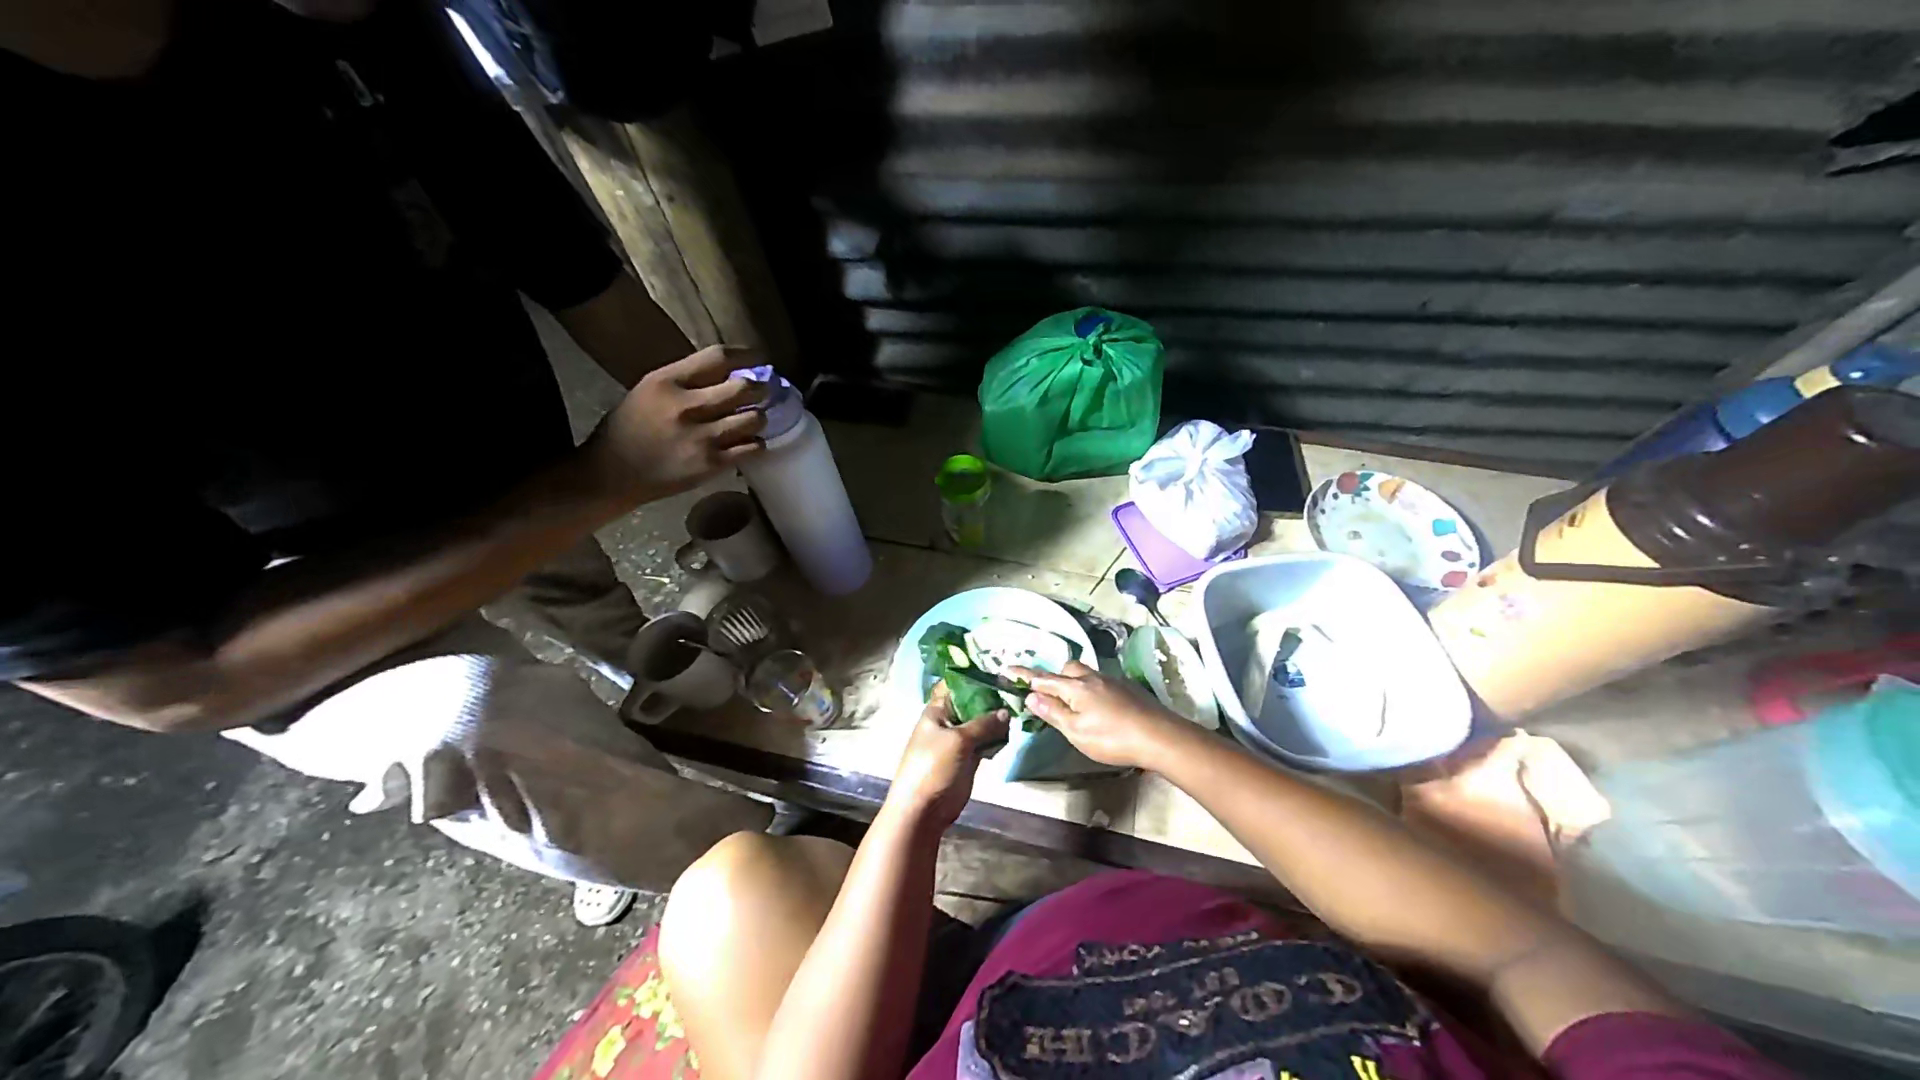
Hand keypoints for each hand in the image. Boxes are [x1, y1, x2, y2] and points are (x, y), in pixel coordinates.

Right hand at [582, 345, 767, 502]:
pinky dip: (756, 443)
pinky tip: (749, 443)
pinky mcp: (711, 464)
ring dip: (759, 417)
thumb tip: (731, 373)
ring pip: (754, 419)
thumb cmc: (629, 428)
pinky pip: (751, 448)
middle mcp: (687, 406)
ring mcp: (702, 437)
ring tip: (753, 420)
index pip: (719, 357)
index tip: (758, 359)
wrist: (612, 474)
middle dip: (760, 389)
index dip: (746, 355)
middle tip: (762, 392)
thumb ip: (687, 380)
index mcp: (668, 381)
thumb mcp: (649, 390)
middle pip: (744, 388)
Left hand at [886, 683, 1009, 829]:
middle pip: (973, 703)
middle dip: (992, 697)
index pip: (956, 684)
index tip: (998, 669)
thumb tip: (1006, 711)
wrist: (924, 809)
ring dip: (997, 719)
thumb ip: (983, 724)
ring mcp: (960, 740)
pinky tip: (1012, 732)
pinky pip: (986, 741)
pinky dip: (997, 738)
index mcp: (937, 710)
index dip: (974, 675)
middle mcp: (949, 721)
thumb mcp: (958, 740)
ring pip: (982, 723)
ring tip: (1020, 708)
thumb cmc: (933, 766)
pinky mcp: (969, 757)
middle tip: (1017, 690)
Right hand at [1011, 661, 1185, 770]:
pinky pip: (1101, 683)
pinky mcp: (1128, 690)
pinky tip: (1100, 710)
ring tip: (1076, 705)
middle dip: (1056, 677)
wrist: (1160, 737)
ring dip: (1075, 684)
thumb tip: (1032, 696)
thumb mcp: (1076, 731)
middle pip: (1068, 669)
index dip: (1024, 676)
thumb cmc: (1112, 738)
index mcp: (1075, 688)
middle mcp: (1092, 678)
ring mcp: (1112, 682)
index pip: (1043, 678)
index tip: (1007, 669)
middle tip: (1051, 696)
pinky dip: (1092, 692)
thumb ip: (1054, 712)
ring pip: (1087, 675)